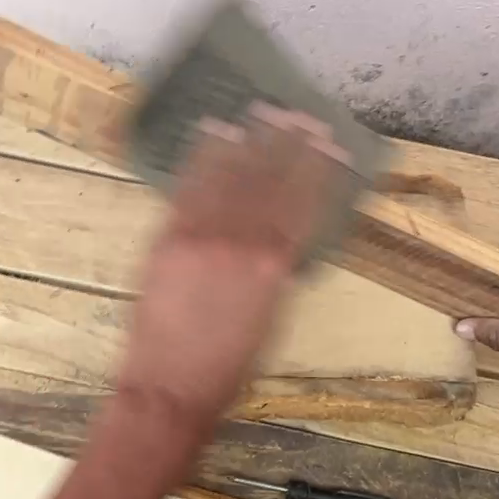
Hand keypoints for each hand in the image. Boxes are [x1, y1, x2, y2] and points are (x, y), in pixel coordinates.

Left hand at [114, 102, 345, 435]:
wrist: (168, 389)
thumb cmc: (228, 370)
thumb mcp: (272, 321)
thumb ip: (278, 273)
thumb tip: (285, 241)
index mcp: (275, 265)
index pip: (303, 203)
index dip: (320, 170)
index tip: (332, 144)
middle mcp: (241, 240)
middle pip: (270, 179)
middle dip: (290, 143)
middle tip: (304, 114)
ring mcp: (199, 234)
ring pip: (231, 174)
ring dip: (251, 138)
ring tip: (267, 109)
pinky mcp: (166, 237)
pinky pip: (188, 187)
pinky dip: (203, 156)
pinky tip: (216, 131)